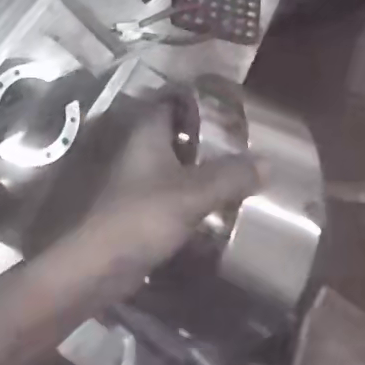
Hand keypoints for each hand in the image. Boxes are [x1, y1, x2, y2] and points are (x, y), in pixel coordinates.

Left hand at [80, 105, 260, 285]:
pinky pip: (170, 190)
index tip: (234, 107)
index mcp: (145, 130)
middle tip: (246, 143)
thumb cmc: (140, 216)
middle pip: (176, 132)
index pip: (174, 100)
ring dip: (201, 167)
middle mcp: (138, 147)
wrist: (96, 264)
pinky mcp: (138, 206)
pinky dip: (191, 193)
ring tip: (240, 173)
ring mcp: (135, 177)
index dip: (202, 102)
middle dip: (207, 137)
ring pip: (174, 162)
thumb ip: (229, 176)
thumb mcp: (191, 194)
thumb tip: (268, 161)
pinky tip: (218, 204)